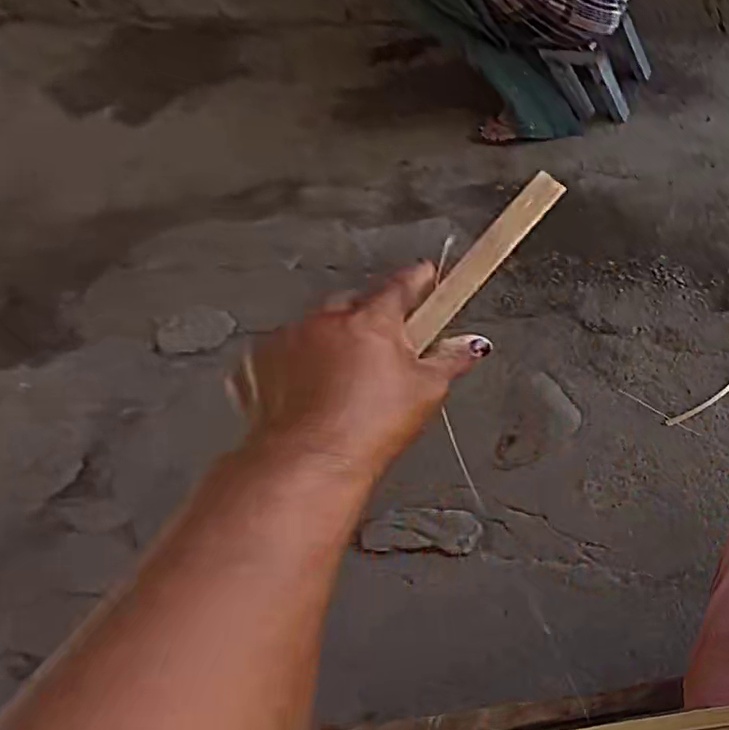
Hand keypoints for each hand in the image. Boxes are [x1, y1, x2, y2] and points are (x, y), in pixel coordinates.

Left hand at [228, 262, 491, 480]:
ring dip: (339, 342)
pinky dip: (306, 364)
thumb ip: (451, 359)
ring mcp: (284, 340)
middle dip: (375, 315)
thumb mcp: (430, 389)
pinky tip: (325, 391)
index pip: (399, 288)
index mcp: (370, 323)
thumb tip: (471, 345)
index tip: (427, 273)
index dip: (417, 279)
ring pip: (319, 327)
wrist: (312, 456)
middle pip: (355, 304)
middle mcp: (322, 322)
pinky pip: (287, 353)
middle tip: (396, 340)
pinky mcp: (256, 365)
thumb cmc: (372, 422)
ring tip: (358, 379)